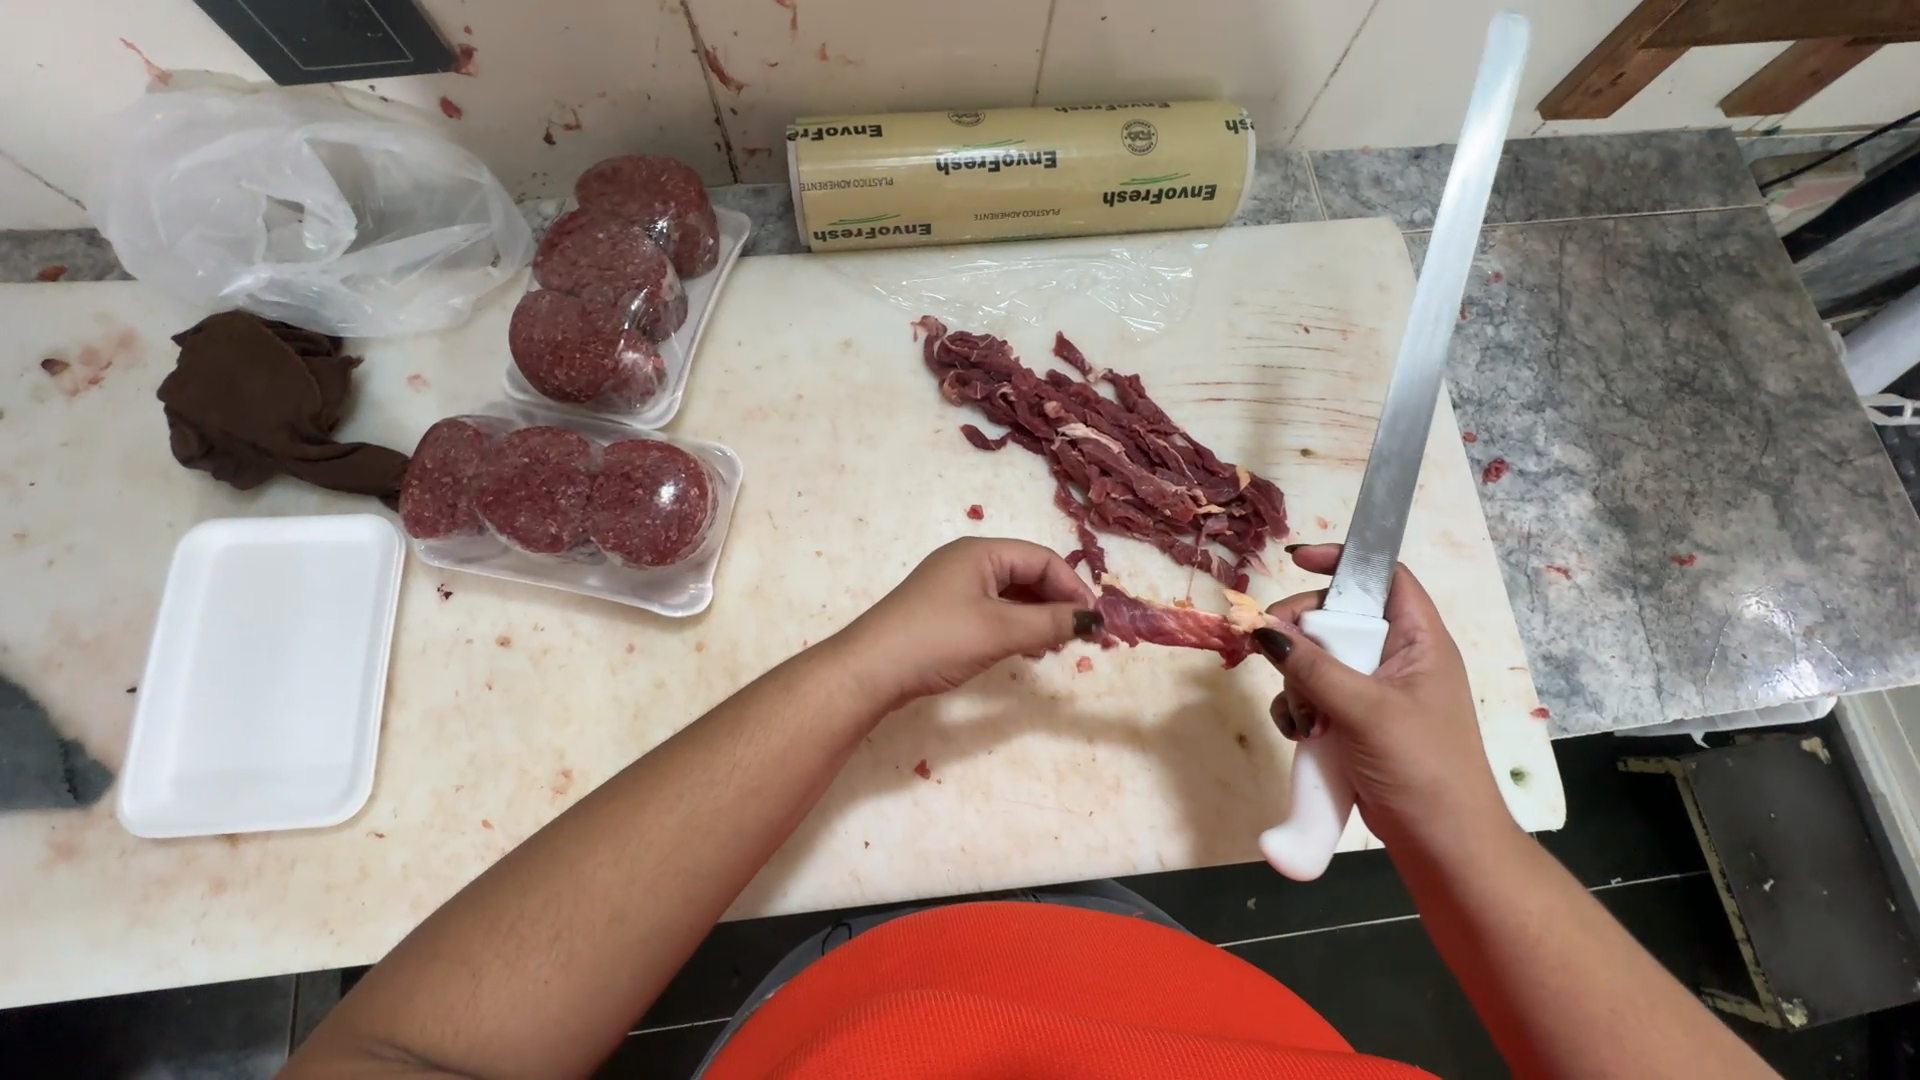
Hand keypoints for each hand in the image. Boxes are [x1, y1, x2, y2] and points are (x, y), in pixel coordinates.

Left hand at [831, 537, 1098, 710]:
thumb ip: (1050, 623)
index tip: (1094, 621)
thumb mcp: (999, 630)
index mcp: (980, 552)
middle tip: (1080, 636)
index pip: (1041, 559)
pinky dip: (1016, 627)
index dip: (1073, 587)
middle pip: (1027, 574)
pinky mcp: (945, 613)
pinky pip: (993, 611)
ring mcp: (954, 588)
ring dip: (1038, 617)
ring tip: (1056, 646)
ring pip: (1011, 595)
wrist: (870, 670)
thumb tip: (1093, 619)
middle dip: (1057, 602)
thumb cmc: (937, 640)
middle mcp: (967, 562)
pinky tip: (1027, 650)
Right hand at [1253, 544, 1511, 850]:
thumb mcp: (1365, 710)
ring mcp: (1369, 690)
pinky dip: (1295, 708)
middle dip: (1300, 634)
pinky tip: (1300, 734)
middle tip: (1273, 648)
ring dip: (1294, 681)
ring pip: (1314, 658)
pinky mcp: (1349, 719)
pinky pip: (1308, 694)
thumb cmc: (1421, 767)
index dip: (1344, 560)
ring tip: (1302, 717)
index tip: (1296, 560)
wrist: (1441, 843)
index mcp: (1418, 641)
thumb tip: (1261, 629)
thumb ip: (1311, 667)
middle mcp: (1393, 658)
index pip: (1384, 577)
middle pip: (1334, 617)